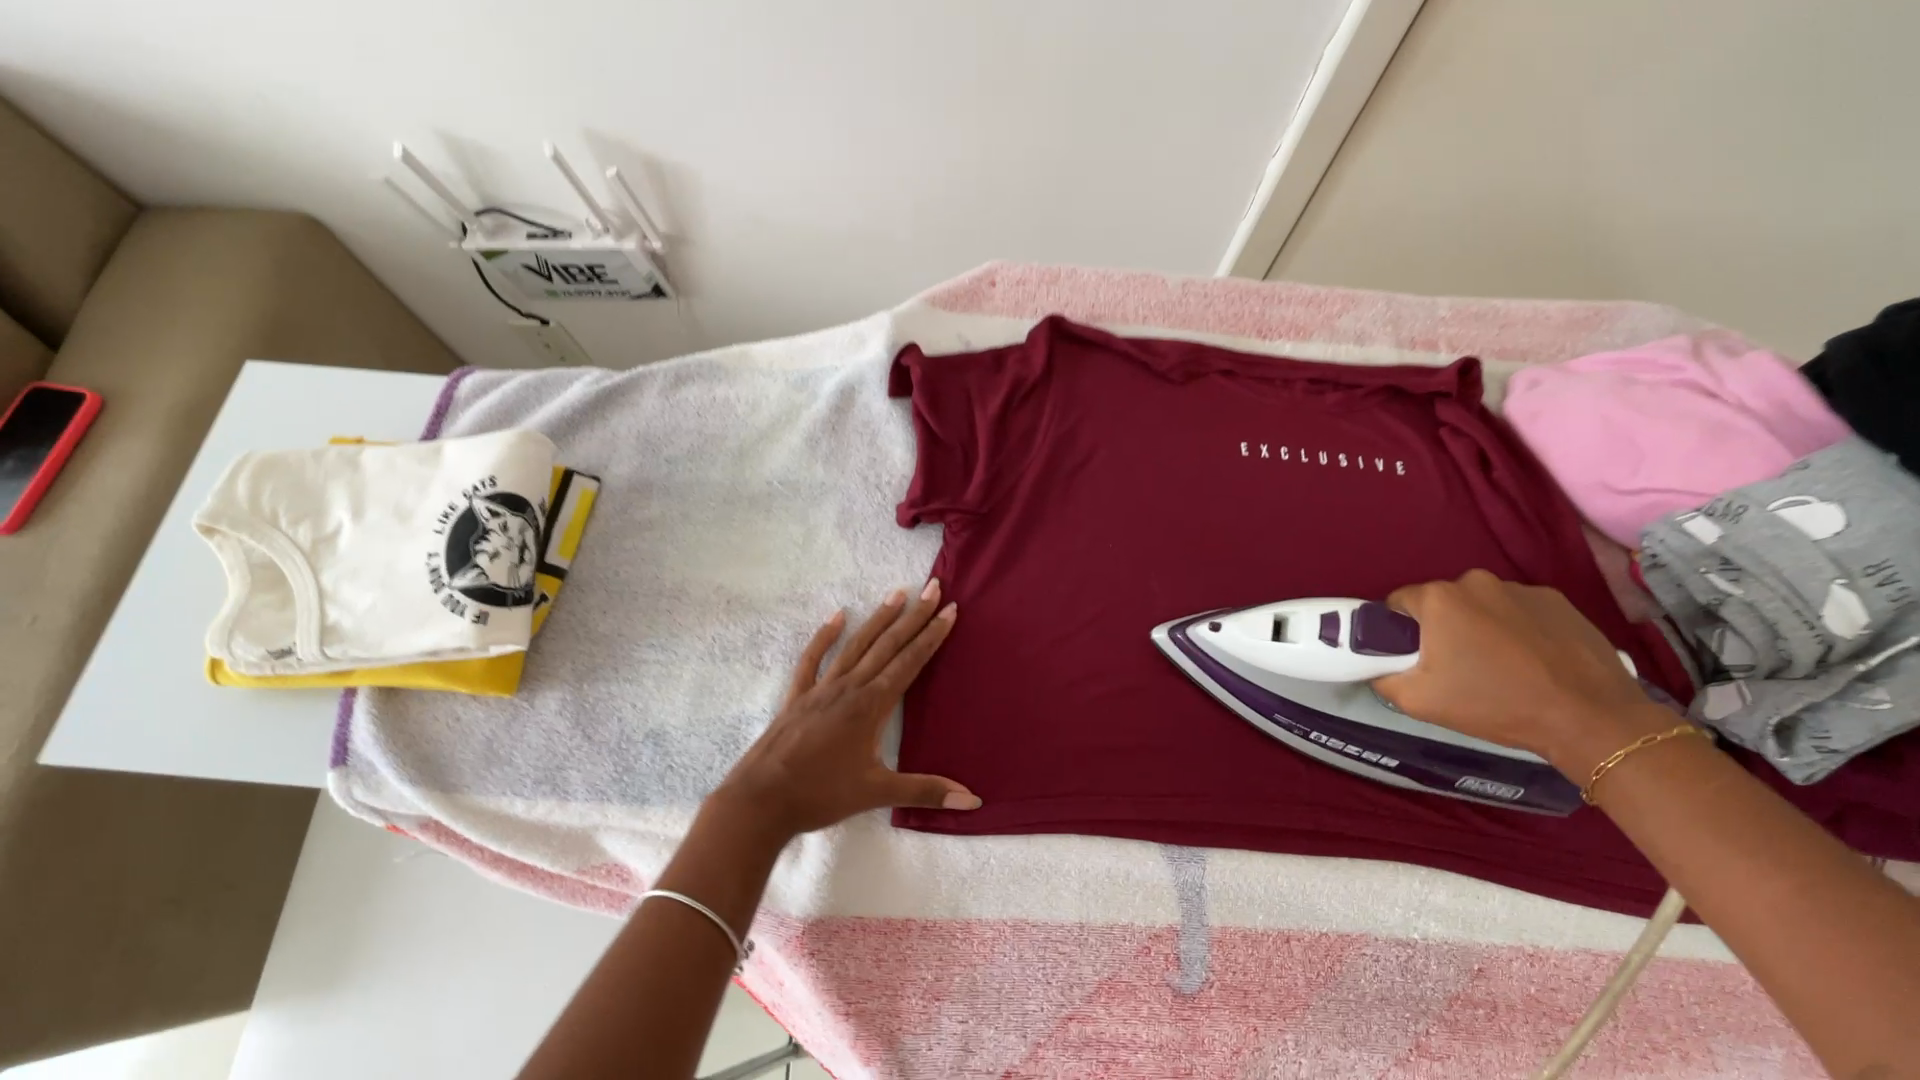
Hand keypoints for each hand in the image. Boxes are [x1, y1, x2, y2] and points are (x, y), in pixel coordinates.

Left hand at [711, 579, 977, 841]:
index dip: (932, 636)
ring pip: (856, 645)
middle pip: (887, 645)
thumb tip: (973, 800)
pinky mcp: (797, 697)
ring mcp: (821, 689)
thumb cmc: (821, 795)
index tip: (948, 609)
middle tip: (933, 588)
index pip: (910, 662)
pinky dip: (824, 637)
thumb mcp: (877, 793)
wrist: (761, 800)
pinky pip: (813, 660)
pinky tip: (836, 617)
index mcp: (871, 706)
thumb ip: (926, 791)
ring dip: (878, 619)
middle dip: (914, 617)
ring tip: (897, 594)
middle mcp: (849, 688)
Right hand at [1371, 570, 1672, 777]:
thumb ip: (1383, 677)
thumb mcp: (1418, 701)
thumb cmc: (1495, 704)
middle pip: (1442, 603)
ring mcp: (1521, 589)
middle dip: (1442, 629)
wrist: (1588, 717)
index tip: (1413, 658)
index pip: (1398, 603)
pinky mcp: (1559, 601)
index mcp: (1439, 599)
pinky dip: (1517, 630)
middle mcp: (1476, 582)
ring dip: (1481, 628)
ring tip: (1500, 666)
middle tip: (1455, 668)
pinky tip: (1532, 661)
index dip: (1399, 631)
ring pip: (1482, 606)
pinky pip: (1520, 611)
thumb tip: (1378, 666)